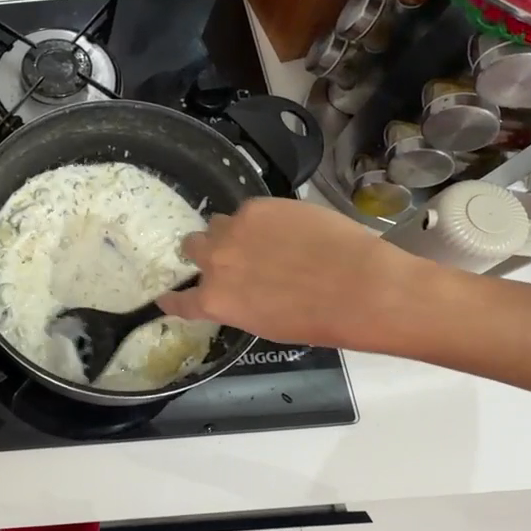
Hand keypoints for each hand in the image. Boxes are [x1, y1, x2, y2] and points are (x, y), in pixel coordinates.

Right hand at [156, 197, 438, 349]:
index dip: (173, 298)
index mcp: (215, 301)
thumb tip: (238, 291)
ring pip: (218, 224)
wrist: (362, 287)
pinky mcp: (258, 207)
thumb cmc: (321, 320)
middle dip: (207, 252)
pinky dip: (261, 219)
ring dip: (231, 232)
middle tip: (232, 257)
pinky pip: (248, 210)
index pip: (179, 300)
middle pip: (192, 247)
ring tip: (262, 240)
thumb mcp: (267, 324)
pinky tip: (287, 229)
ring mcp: (234, 230)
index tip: (169, 297)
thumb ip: (238, 304)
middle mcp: (215, 263)